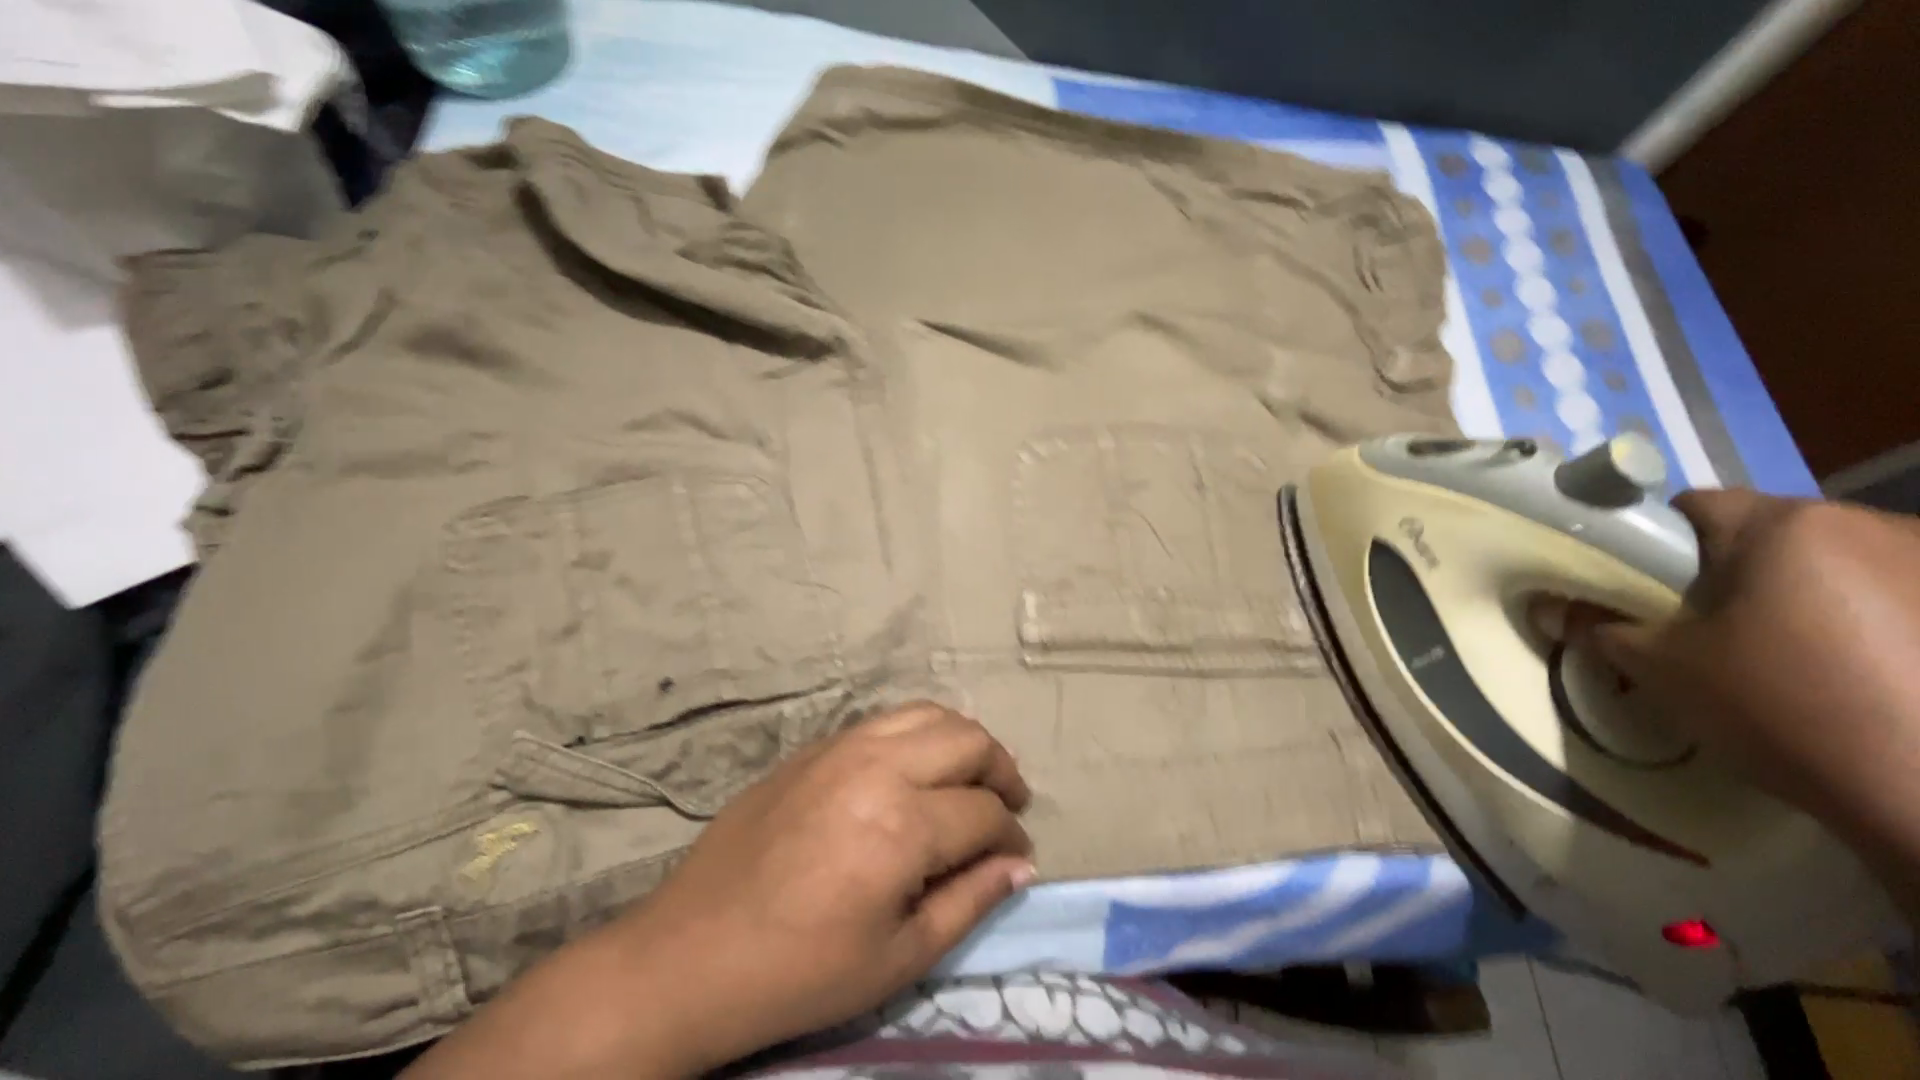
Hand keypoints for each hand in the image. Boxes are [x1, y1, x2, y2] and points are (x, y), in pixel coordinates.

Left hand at [619, 701, 1035, 1070]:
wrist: (693, 954)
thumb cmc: (802, 971)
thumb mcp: (900, 956)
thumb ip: (970, 902)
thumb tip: (1020, 866)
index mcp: (903, 824)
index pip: (985, 812)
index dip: (1012, 838)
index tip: (1016, 859)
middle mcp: (876, 767)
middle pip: (966, 739)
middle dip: (1000, 771)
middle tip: (1005, 808)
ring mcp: (836, 749)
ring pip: (924, 714)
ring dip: (960, 743)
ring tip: (966, 780)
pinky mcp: (806, 750)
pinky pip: (879, 722)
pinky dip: (914, 737)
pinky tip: (910, 774)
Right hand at [1533, 491, 1919, 893]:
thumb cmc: (1780, 709)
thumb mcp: (1665, 669)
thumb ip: (1600, 627)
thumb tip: (1546, 607)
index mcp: (1787, 525)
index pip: (1694, 506)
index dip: (1658, 546)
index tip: (1650, 593)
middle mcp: (1869, 523)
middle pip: (1768, 532)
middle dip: (1735, 572)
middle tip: (1712, 633)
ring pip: (1833, 562)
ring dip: (1805, 593)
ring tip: (1794, 658)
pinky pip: (1891, 592)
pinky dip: (1865, 618)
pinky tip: (1862, 673)